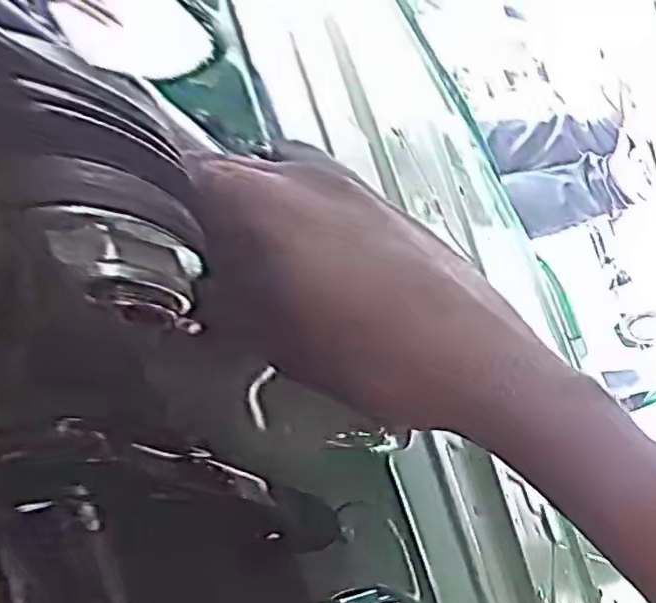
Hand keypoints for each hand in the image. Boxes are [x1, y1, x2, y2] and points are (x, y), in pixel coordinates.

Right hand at [187, 146, 570, 435]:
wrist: (494, 373)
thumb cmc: (389, 363)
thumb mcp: (282, 347)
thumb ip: (228, 308)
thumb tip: (211, 296)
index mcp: (256, 194)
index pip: (167, 178)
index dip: (161, 222)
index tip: (171, 259)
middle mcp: (311, 176)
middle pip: (240, 184)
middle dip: (229, 226)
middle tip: (234, 279)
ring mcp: (371, 196)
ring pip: (302, 200)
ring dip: (289, 234)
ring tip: (301, 293)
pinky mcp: (415, 224)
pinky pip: (356, 221)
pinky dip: (340, 245)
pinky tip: (358, 295)